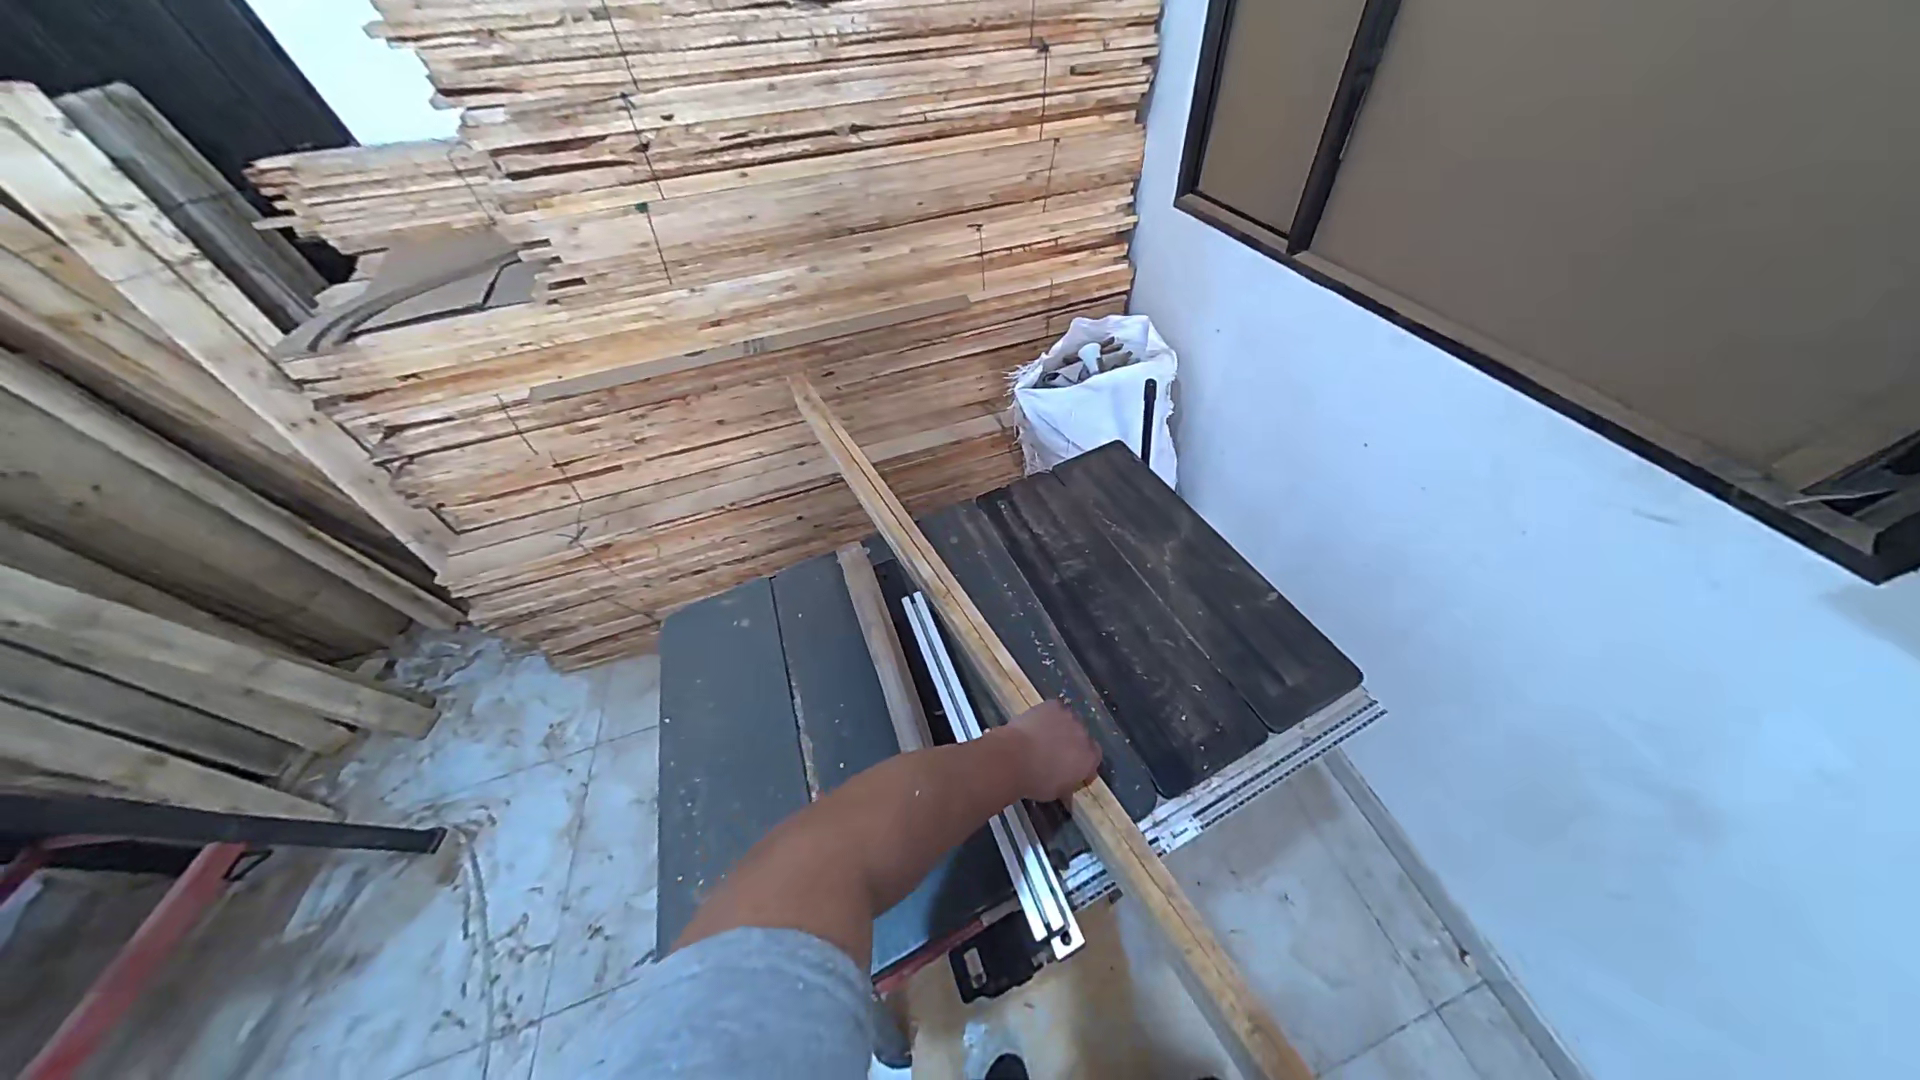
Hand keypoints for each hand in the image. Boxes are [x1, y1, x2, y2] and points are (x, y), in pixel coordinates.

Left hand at [1002, 699, 1101, 801]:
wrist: (1014, 757)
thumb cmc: (1036, 781)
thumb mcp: (1057, 792)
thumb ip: (1067, 785)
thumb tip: (1067, 788)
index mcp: (1089, 759)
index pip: (1094, 757)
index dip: (1083, 761)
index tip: (1072, 767)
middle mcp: (1084, 735)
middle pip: (1082, 736)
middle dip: (1072, 743)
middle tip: (1055, 750)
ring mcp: (1069, 717)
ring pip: (1069, 721)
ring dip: (1061, 727)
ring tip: (1044, 735)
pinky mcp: (1053, 705)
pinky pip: (1055, 709)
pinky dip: (1048, 715)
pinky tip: (1036, 722)